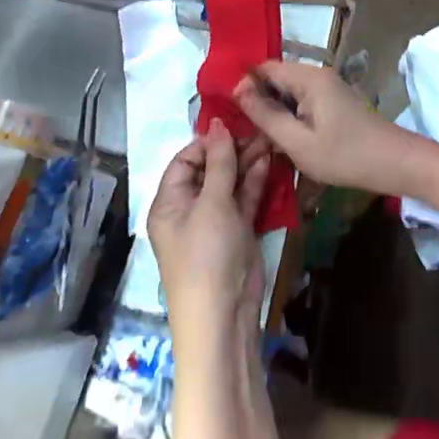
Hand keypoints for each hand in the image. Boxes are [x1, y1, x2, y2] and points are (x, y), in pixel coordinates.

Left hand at [148, 122, 270, 323]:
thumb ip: (219, 163)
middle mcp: (189, 209)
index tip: (234, 124)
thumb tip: (217, 124)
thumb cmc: (206, 255)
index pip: (185, 160)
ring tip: (269, 138)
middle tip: (259, 128)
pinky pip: (244, 200)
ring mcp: (215, 222)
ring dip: (247, 163)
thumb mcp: (212, 204)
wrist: (224, 315)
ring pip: (230, 183)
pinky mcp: (237, 233)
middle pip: (210, 170)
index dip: (208, 142)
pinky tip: (269, 161)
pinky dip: (255, 182)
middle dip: (233, 150)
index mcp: (169, 203)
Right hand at [235, 62, 419, 196]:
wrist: (395, 163)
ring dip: (273, 111)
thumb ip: (266, 115)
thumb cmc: (345, 155)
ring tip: (255, 136)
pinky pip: (302, 102)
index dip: (244, 85)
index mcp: (309, 78)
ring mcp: (328, 88)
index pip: (265, 68)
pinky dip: (289, 116)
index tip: (227, 110)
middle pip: (277, 79)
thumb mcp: (298, 142)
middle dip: (257, 100)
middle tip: (239, 128)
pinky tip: (281, 138)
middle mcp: (318, 75)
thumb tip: (237, 90)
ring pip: (289, 92)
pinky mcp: (334, 102)